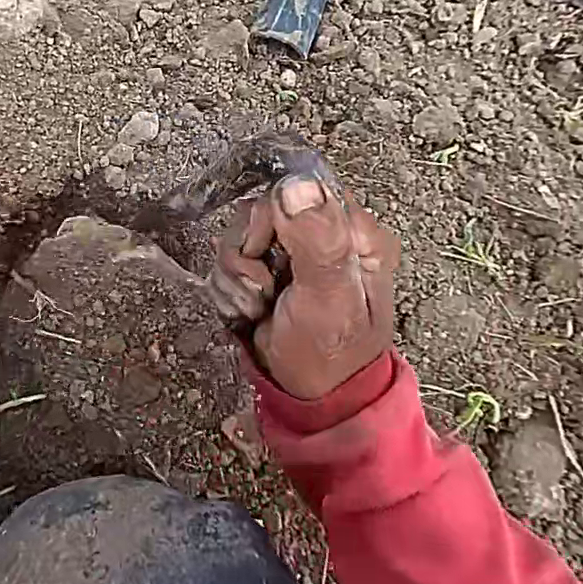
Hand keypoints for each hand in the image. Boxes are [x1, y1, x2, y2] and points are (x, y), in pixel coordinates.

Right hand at [213, 178, 399, 399]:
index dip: (274, 220)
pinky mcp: (266, 268)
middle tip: (267, 289)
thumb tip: (297, 186)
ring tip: (260, 305)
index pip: (299, 189)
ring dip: (238, 276)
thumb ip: (319, 241)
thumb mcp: (330, 299)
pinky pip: (228, 258)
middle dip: (251, 254)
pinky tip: (250, 309)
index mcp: (354, 231)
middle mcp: (324, 233)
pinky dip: (230, 287)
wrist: (311, 397)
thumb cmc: (330, 353)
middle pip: (262, 209)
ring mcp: (292, 251)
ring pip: (238, 233)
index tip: (273, 257)